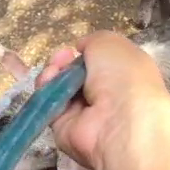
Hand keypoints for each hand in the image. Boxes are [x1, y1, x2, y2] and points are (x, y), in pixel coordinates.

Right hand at [37, 31, 169, 169]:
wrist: (119, 121)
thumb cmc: (124, 76)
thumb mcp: (111, 43)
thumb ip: (93, 41)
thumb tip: (80, 48)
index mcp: (124, 77)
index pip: (99, 64)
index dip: (85, 53)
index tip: (77, 47)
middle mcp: (105, 97)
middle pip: (75, 75)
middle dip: (65, 62)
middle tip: (63, 57)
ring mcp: (84, 114)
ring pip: (59, 88)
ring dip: (53, 72)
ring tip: (55, 68)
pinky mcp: (64, 128)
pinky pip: (49, 104)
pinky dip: (45, 89)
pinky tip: (49, 80)